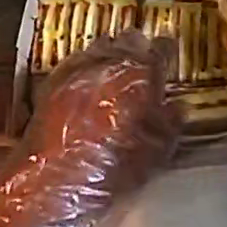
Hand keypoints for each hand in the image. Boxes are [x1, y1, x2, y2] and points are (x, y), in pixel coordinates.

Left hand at [0, 29, 180, 226]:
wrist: (48, 187)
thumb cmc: (105, 175)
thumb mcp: (151, 159)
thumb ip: (168, 127)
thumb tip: (178, 108)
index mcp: (139, 77)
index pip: (161, 50)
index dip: (167, 50)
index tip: (169, 53)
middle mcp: (109, 63)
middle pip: (129, 40)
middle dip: (139, 48)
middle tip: (144, 63)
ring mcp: (79, 68)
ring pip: (102, 45)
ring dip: (112, 54)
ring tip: (117, 70)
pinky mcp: (55, 79)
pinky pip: (77, 61)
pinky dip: (88, 66)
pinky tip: (90, 82)